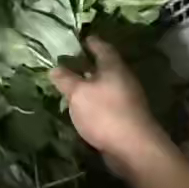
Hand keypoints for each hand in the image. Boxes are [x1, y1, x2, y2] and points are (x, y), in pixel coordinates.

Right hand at [48, 37, 172, 163]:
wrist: (133, 148)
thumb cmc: (104, 113)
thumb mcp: (78, 93)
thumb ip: (65, 79)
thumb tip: (55, 68)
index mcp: (113, 67)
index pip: (102, 47)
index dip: (91, 42)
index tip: (81, 39)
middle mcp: (123, 79)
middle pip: (105, 66)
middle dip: (89, 63)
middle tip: (70, 61)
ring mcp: (127, 99)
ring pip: (106, 85)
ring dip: (91, 84)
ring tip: (72, 85)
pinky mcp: (125, 117)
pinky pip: (107, 102)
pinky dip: (94, 100)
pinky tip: (82, 107)